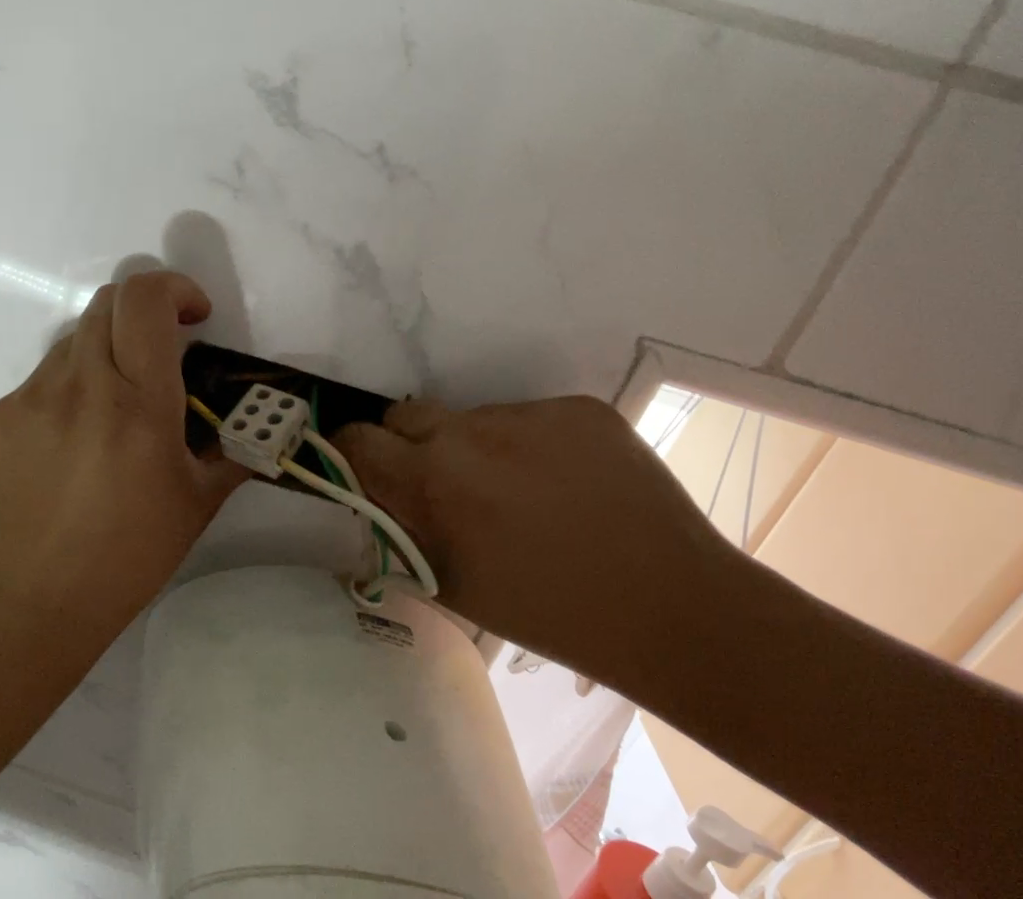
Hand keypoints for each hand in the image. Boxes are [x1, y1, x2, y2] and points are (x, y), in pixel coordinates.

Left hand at [0, 271, 251, 637]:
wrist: (37, 598)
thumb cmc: (130, 555)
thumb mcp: (197, 503)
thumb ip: (234, 448)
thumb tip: (262, 423)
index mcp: (139, 404)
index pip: (146, 299)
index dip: (175, 288)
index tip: (194, 317)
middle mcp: (81, 386)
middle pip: (108, 303)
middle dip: (142, 314)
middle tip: (159, 355)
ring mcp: (31, 398)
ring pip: (73, 340)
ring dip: (104, 353)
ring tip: (113, 410)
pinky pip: (40, 380)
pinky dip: (67, 390)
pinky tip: (72, 444)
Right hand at [334, 396, 735, 670]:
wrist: (671, 607)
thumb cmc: (548, 614)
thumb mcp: (449, 585)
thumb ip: (398, 533)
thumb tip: (369, 502)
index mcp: (432, 480)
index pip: (356, 439)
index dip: (351, 456)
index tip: (363, 474)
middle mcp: (470, 431)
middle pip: (405, 415)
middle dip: (407, 446)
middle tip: (440, 488)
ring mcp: (529, 413)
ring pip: (471, 419)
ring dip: (474, 449)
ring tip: (520, 495)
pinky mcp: (578, 407)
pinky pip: (529, 418)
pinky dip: (531, 446)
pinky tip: (565, 486)